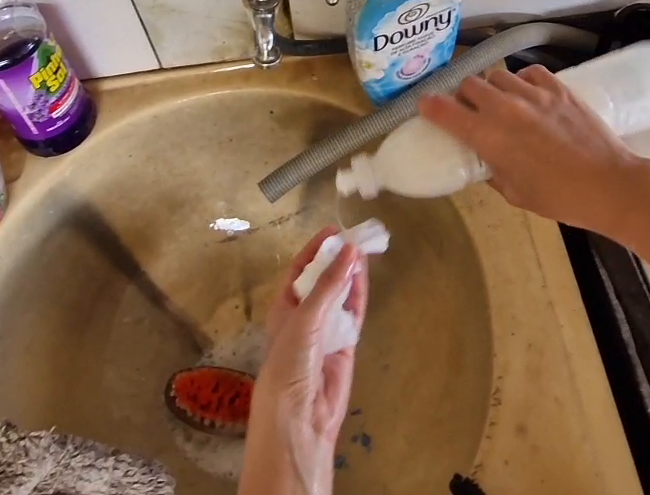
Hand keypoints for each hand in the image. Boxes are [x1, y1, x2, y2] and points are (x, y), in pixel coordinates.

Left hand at [240, 228, 368, 494]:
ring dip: (350, 274)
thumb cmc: (289, 363)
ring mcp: (326, 331)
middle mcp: (304, 316)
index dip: (315, 249)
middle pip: (323, 280)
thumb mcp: (305, 319)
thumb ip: (329, 286)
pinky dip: (359, 296)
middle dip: (337, 259)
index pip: (300, 270)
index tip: (334, 230)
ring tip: (365, 250)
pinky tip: (365, 277)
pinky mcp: (345, 346)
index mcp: (284, 307)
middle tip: (357, 236)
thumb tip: (350, 252)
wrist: (300, 419)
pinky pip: (353, 315)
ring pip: (341, 295)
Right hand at [420, 66, 646, 233]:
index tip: (425, 106)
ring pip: (498, 75)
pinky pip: (529, 71)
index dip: (430, 106)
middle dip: (464, 95)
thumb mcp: (515, 194)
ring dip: (493, 88)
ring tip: (501, 102)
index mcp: (489, 137)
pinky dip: (522, 80)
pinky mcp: (559, 88)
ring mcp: (534, 94)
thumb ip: (492, 172)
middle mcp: (506, 108)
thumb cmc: (559, 198)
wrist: (610, 185)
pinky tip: (528, 94)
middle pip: (469, 84)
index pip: (445, 111)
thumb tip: (481, 160)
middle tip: (470, 110)